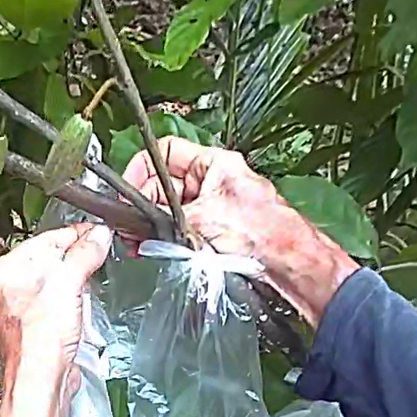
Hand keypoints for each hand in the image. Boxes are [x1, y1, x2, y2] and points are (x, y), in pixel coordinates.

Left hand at [0, 223, 114, 416]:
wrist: (42, 384)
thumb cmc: (39, 343)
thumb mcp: (67, 284)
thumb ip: (83, 254)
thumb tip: (98, 235)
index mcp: (4, 271)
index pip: (46, 239)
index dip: (75, 235)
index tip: (100, 233)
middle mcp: (10, 288)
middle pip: (53, 259)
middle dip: (78, 258)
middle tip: (101, 254)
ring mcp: (26, 308)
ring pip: (59, 281)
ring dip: (79, 281)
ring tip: (91, 283)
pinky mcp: (42, 326)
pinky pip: (63, 302)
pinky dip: (76, 301)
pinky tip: (82, 307)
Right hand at [123, 137, 358, 326]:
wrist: (289, 265)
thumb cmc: (262, 233)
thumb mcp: (203, 218)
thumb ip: (165, 217)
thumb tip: (136, 222)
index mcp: (214, 164)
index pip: (165, 151)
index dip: (141, 169)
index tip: (126, 193)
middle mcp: (213, 183)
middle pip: (164, 184)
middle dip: (144, 205)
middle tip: (130, 227)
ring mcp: (214, 209)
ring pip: (171, 212)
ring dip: (153, 227)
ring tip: (139, 243)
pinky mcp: (215, 234)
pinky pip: (183, 232)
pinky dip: (168, 241)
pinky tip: (157, 251)